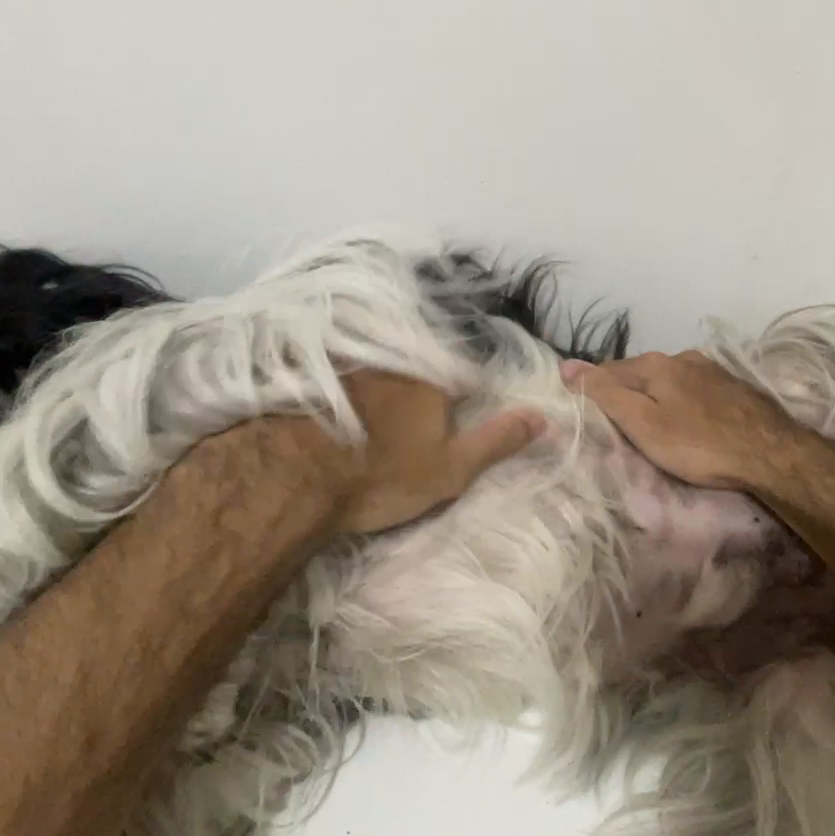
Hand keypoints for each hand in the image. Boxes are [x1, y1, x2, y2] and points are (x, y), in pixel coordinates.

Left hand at [326, 371, 545, 532]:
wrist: (292, 476)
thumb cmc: (381, 476)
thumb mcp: (451, 470)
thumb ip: (496, 441)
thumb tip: (542, 415)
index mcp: (434, 379)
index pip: (461, 375)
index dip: (459, 397)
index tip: (447, 421)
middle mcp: (397, 358)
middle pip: (418, 365)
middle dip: (417, 386)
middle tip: (404, 423)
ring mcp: (352, 362)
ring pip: (378, 365)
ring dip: (378, 383)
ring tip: (368, 416)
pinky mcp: (313, 373)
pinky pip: (338, 371)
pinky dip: (341, 386)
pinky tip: (331, 407)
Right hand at [560, 351, 803, 492]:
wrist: (771, 454)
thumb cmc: (698, 444)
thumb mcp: (642, 424)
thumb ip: (604, 395)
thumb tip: (566, 365)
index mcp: (654, 365)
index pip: (607, 371)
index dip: (592, 391)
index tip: (584, 414)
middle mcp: (681, 358)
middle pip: (639, 374)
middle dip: (625, 393)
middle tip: (616, 425)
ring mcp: (710, 370)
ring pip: (668, 381)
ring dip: (655, 397)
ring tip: (650, 425)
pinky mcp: (732, 387)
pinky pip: (693, 390)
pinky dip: (681, 402)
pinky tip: (687, 421)